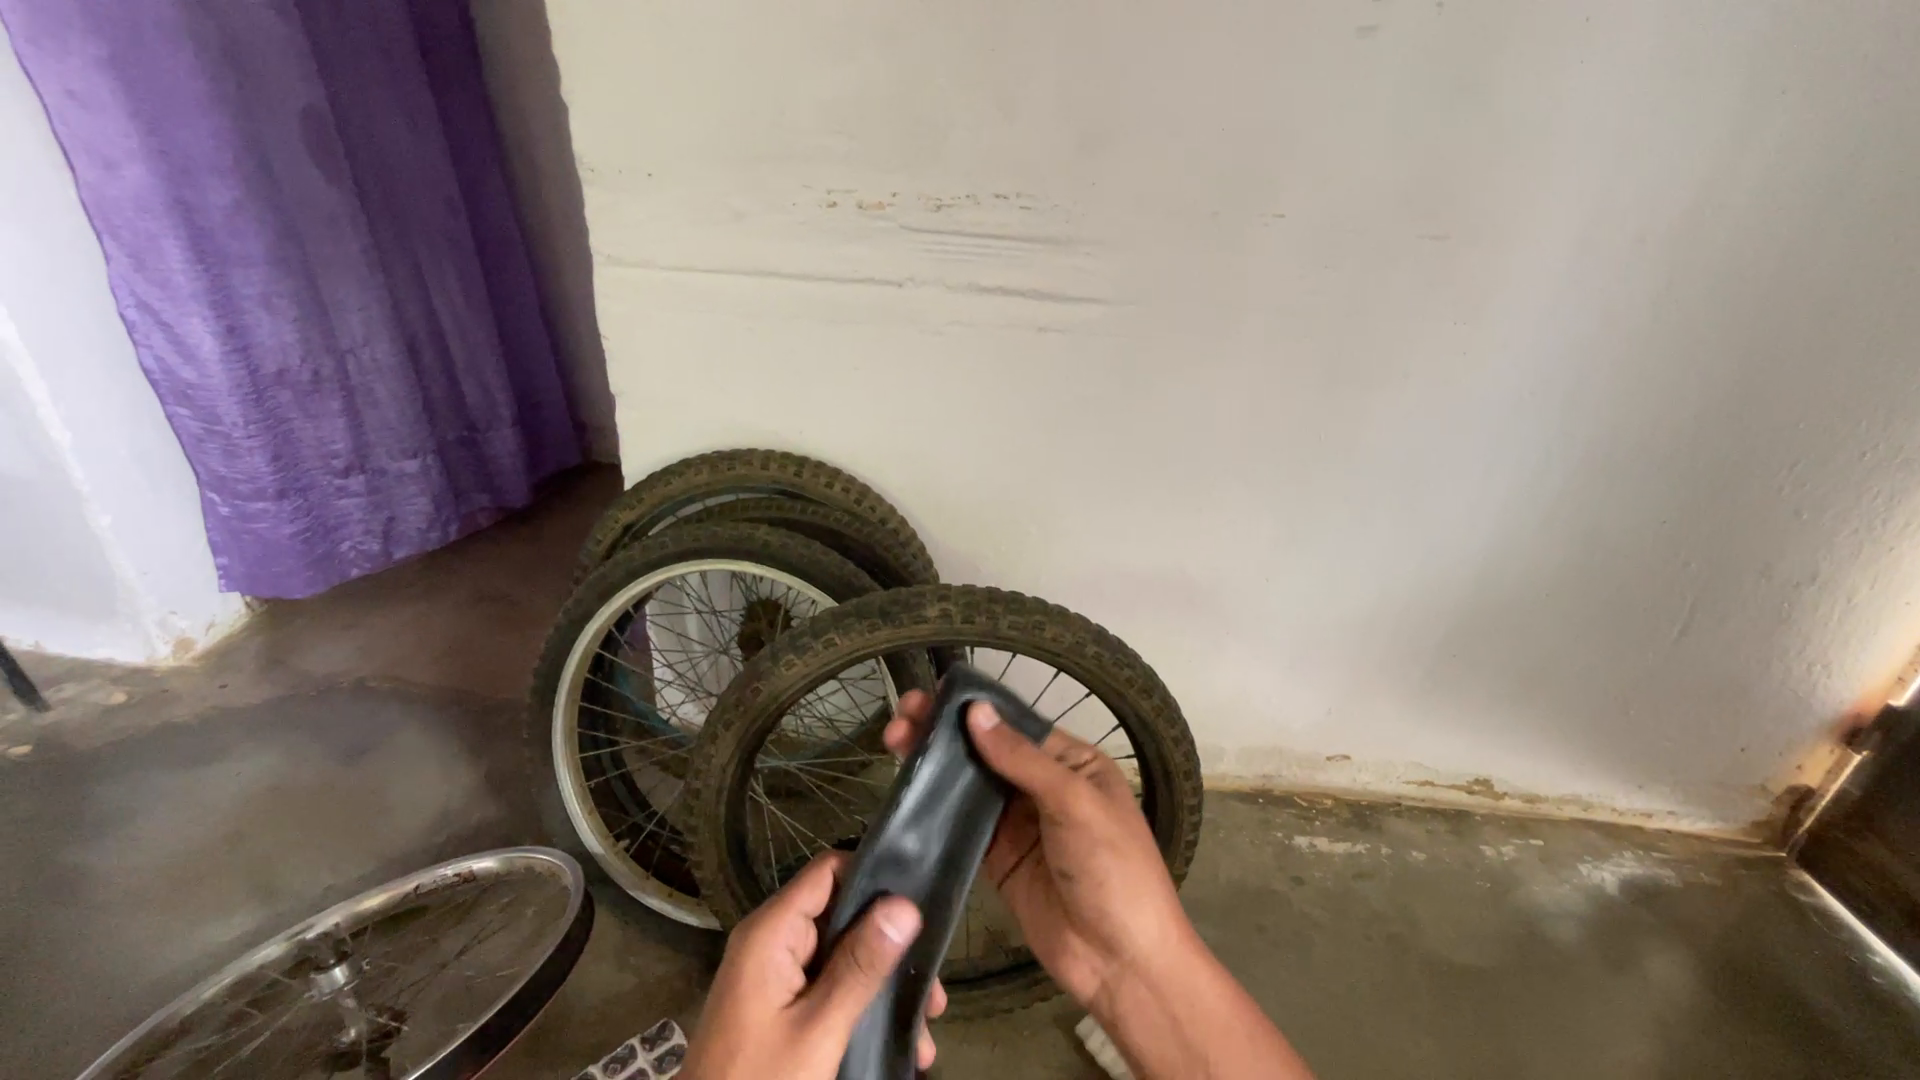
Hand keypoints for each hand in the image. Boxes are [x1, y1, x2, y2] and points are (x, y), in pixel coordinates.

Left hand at [681, 852, 948, 1079]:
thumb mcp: (818, 1029)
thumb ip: (861, 965)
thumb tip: (905, 905)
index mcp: (771, 932)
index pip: (828, 871)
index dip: (873, 877)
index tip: (922, 901)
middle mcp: (772, 943)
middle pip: (842, 916)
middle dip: (890, 947)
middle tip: (933, 987)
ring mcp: (776, 977)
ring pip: (843, 958)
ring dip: (884, 986)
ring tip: (927, 1022)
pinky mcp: (781, 1008)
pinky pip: (830, 989)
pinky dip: (864, 1007)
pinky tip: (901, 1041)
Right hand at [882, 691, 1198, 1011]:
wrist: (1121, 961)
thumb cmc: (1113, 868)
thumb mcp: (1075, 803)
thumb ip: (1022, 759)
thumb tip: (976, 711)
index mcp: (1072, 763)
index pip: (1015, 725)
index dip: (973, 709)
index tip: (931, 696)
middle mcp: (1042, 786)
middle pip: (986, 750)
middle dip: (945, 732)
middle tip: (902, 718)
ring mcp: (1017, 824)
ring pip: (969, 785)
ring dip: (935, 765)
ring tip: (894, 743)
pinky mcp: (997, 860)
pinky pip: (961, 826)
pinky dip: (935, 809)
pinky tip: (907, 791)